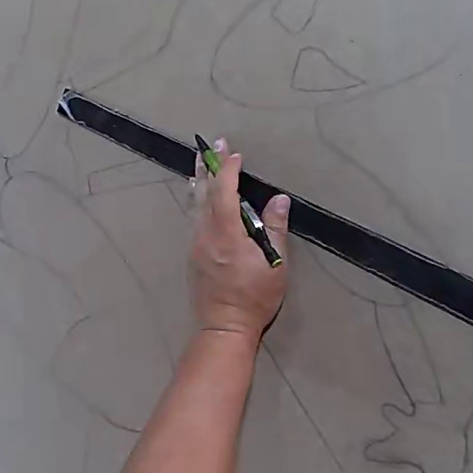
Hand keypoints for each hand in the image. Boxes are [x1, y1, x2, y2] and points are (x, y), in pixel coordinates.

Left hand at [188, 139, 288, 338]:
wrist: (222, 327)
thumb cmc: (254, 298)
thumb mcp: (275, 265)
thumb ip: (275, 229)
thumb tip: (279, 199)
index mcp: (226, 234)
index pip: (224, 192)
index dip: (228, 170)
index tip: (234, 154)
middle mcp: (205, 234)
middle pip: (204, 193)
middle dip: (209, 166)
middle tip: (211, 145)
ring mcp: (195, 244)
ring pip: (195, 205)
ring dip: (200, 181)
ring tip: (200, 162)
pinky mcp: (192, 255)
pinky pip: (194, 218)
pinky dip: (198, 200)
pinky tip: (200, 196)